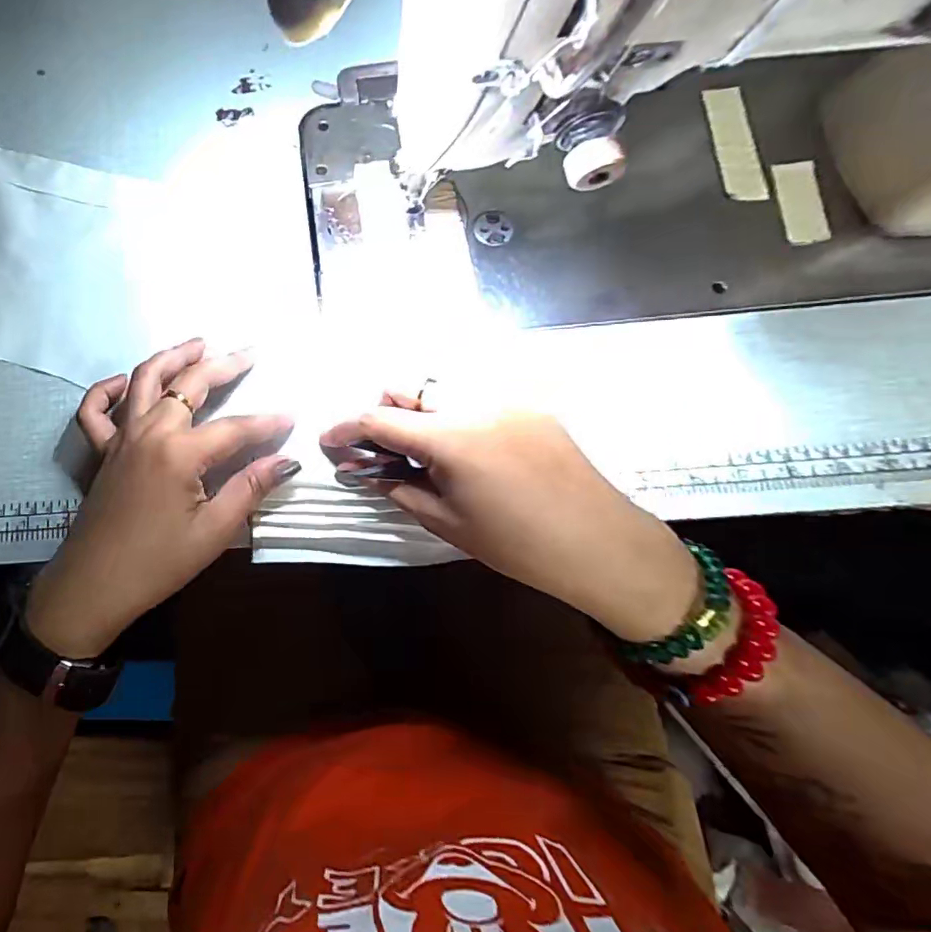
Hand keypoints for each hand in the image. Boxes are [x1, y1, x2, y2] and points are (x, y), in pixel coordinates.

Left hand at [26, 339, 297, 657]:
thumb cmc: (158, 563)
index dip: (267, 423)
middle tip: (249, 353)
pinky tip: (124, 382)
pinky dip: (108, 390)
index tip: (292, 418)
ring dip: (172, 358)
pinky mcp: (102, 452)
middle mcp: (149, 432)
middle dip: (223, 367)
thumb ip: (249, 488)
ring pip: (144, 381)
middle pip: (189, 386)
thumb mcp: (213, 531)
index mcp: (179, 452)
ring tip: (197, 344)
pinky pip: (96, 410)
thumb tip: (287, 460)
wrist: (92, 588)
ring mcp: (121, 438)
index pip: (234, 428)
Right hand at [320, 390, 702, 643]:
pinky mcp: (533, 408)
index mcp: (451, 437)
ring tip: (427, 453)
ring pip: (447, 389)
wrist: (600, 543)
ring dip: (423, 412)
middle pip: (411, 386)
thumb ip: (403, 489)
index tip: (330, 439)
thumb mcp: (449, 523)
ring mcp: (509, 401)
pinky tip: (470, 453)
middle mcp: (477, 404)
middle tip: (383, 449)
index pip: (381, 418)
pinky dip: (459, 417)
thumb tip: (372, 473)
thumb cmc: (518, 545)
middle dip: (386, 412)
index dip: (347, 427)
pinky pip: (481, 400)